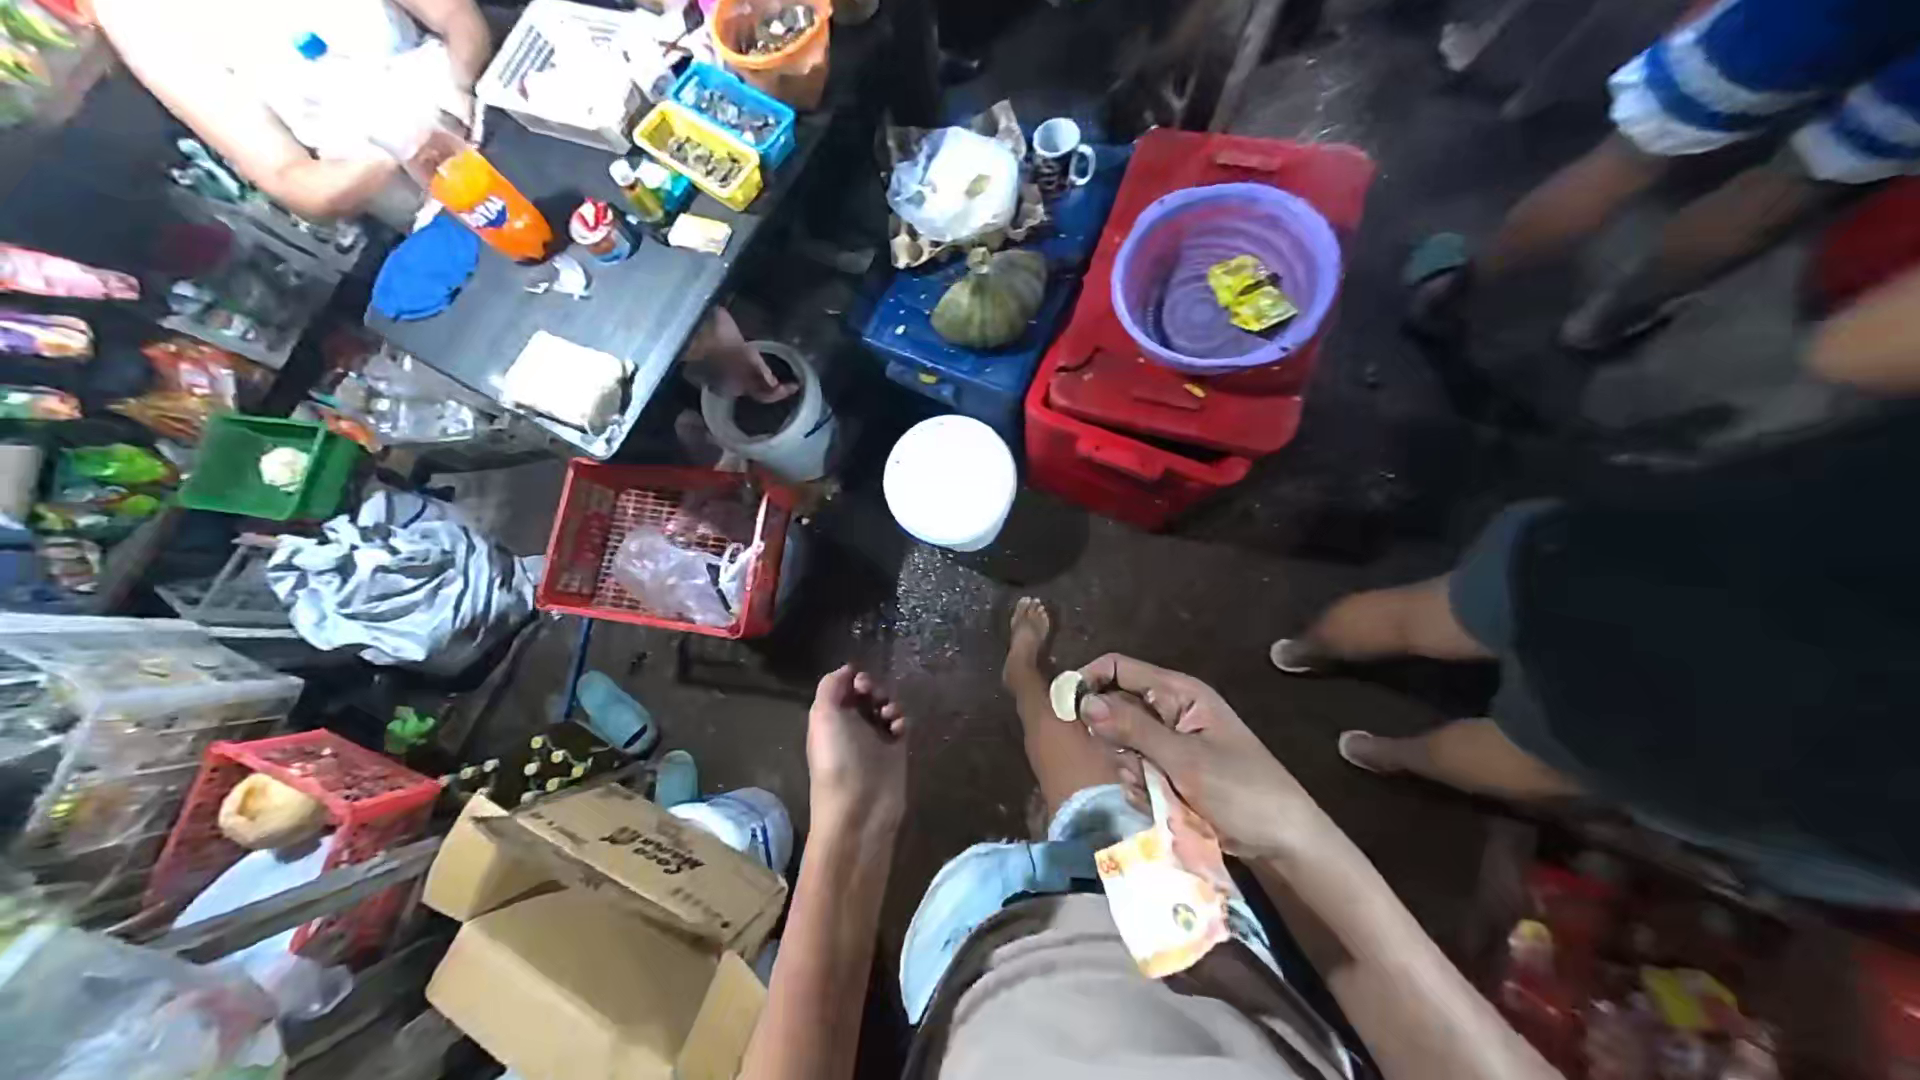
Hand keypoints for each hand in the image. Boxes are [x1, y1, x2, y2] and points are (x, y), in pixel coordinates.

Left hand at [806, 665, 908, 837]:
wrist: (860, 807)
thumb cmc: (837, 758)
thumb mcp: (822, 715)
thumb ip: (830, 686)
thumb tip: (846, 669)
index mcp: (830, 718)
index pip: (843, 688)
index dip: (852, 679)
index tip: (860, 682)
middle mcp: (851, 725)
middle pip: (866, 694)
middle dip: (873, 687)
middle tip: (874, 695)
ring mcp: (875, 737)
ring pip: (886, 705)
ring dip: (889, 701)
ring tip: (888, 715)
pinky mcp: (896, 749)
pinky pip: (902, 723)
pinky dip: (902, 719)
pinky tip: (898, 728)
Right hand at [1077, 654, 1327, 860]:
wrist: (1284, 842)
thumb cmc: (1243, 790)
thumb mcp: (1185, 759)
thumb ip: (1133, 730)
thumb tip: (1084, 702)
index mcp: (1177, 692)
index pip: (1118, 668)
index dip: (1090, 681)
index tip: (1067, 711)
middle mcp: (1167, 710)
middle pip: (1114, 709)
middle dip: (1114, 741)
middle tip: (1133, 768)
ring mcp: (1167, 742)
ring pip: (1119, 745)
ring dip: (1127, 770)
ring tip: (1155, 792)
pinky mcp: (1167, 770)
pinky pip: (1132, 770)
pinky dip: (1138, 788)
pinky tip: (1159, 805)